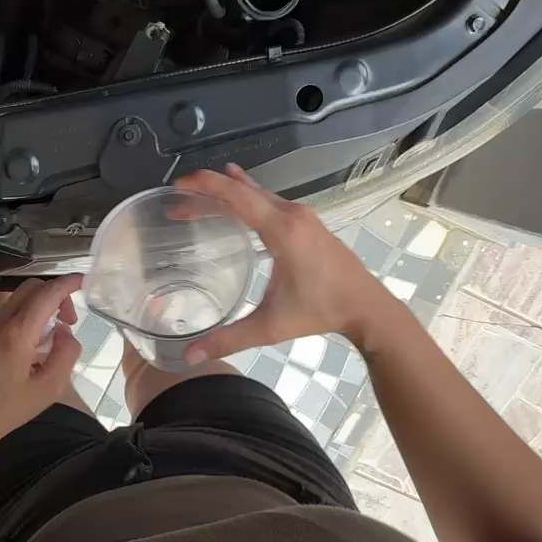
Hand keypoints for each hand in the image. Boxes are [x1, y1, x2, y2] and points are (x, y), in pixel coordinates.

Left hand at [0, 274, 82, 438]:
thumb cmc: (8, 408)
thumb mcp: (50, 388)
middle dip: (56, 295)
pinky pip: (8, 309)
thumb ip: (66, 353)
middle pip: (32, 287)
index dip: (68, 283)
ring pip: (19, 297)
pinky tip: (31, 342)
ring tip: (50, 336)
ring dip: (40, 305)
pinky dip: (26, 314)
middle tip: (68, 322)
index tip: (84, 282)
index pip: (47, 294)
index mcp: (17, 333)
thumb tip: (65, 331)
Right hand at [175, 165, 390, 362]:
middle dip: (207, 192)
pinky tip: (237, 187)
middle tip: (176, 201)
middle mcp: (291, 214)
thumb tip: (188, 356)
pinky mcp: (306, 222)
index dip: (206, 186)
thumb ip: (228, 339)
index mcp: (283, 230)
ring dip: (225, 194)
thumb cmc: (320, 312)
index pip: (237, 196)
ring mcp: (301, 215)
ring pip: (256, 194)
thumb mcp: (270, 327)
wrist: (366, 306)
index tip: (178, 185)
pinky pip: (268, 200)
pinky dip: (245, 196)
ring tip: (194, 198)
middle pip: (242, 191)